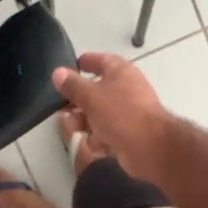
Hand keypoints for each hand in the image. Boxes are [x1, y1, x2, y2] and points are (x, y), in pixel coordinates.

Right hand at [52, 53, 175, 178]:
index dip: (84, 63)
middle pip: (96, 90)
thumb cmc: (120, 114)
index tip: (67, 69)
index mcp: (120, 72)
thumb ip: (72, 85)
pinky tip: (95, 145)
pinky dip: (99, 138)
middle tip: (61, 108)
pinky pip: (107, 133)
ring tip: (73, 128)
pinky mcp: (128, 134)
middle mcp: (125, 89)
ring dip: (84, 122)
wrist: (150, 147)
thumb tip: (57, 73)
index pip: (100, 60)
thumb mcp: (91, 96)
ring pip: (99, 114)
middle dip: (77, 101)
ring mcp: (128, 112)